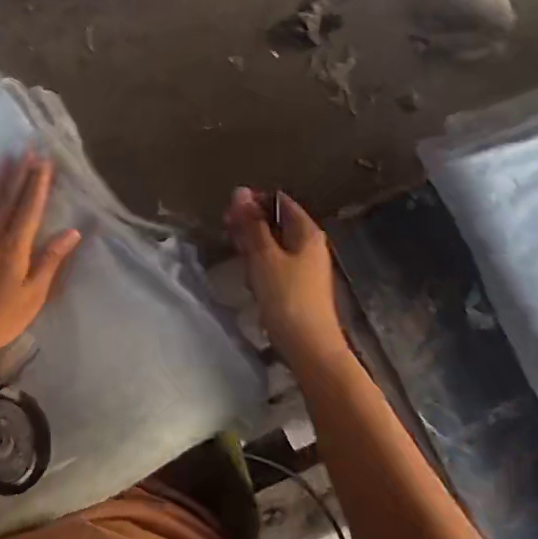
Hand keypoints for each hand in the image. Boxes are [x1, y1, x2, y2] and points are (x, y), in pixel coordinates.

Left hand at [0, 152, 82, 362]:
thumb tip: (72, 232)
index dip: (39, 183)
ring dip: (2, 178)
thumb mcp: (33, 294)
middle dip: (22, 172)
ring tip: (8, 156)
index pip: (31, 207)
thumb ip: (50, 260)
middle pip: (11, 197)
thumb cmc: (1, 317)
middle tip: (29, 147)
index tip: (46, 161)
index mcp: (15, 245)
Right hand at [224, 187, 345, 360]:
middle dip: (250, 224)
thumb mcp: (264, 256)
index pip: (279, 201)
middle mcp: (309, 245)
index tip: (229, 212)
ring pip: (273, 244)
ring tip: (236, 255)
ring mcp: (304, 267)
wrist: (309, 347)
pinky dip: (259, 264)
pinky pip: (274, 264)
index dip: (254, 201)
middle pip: (276, 222)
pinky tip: (248, 276)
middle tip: (227, 232)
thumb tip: (239, 192)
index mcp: (307, 232)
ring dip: (252, 245)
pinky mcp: (297, 286)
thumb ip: (252, 224)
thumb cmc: (287, 296)